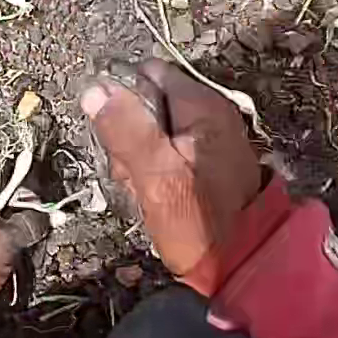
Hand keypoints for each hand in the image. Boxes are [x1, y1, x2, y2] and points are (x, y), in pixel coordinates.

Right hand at [80, 59, 264, 292]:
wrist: (241, 262)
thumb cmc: (198, 220)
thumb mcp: (156, 174)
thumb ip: (127, 129)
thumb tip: (96, 89)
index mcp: (203, 105)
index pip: (149, 74)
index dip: (123, 100)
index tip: (117, 137)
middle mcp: (211, 113)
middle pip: (150, 105)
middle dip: (131, 137)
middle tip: (134, 174)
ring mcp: (211, 137)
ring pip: (155, 133)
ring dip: (140, 160)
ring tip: (146, 191)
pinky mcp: (208, 161)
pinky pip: (169, 154)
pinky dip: (157, 172)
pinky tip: (156, 196)